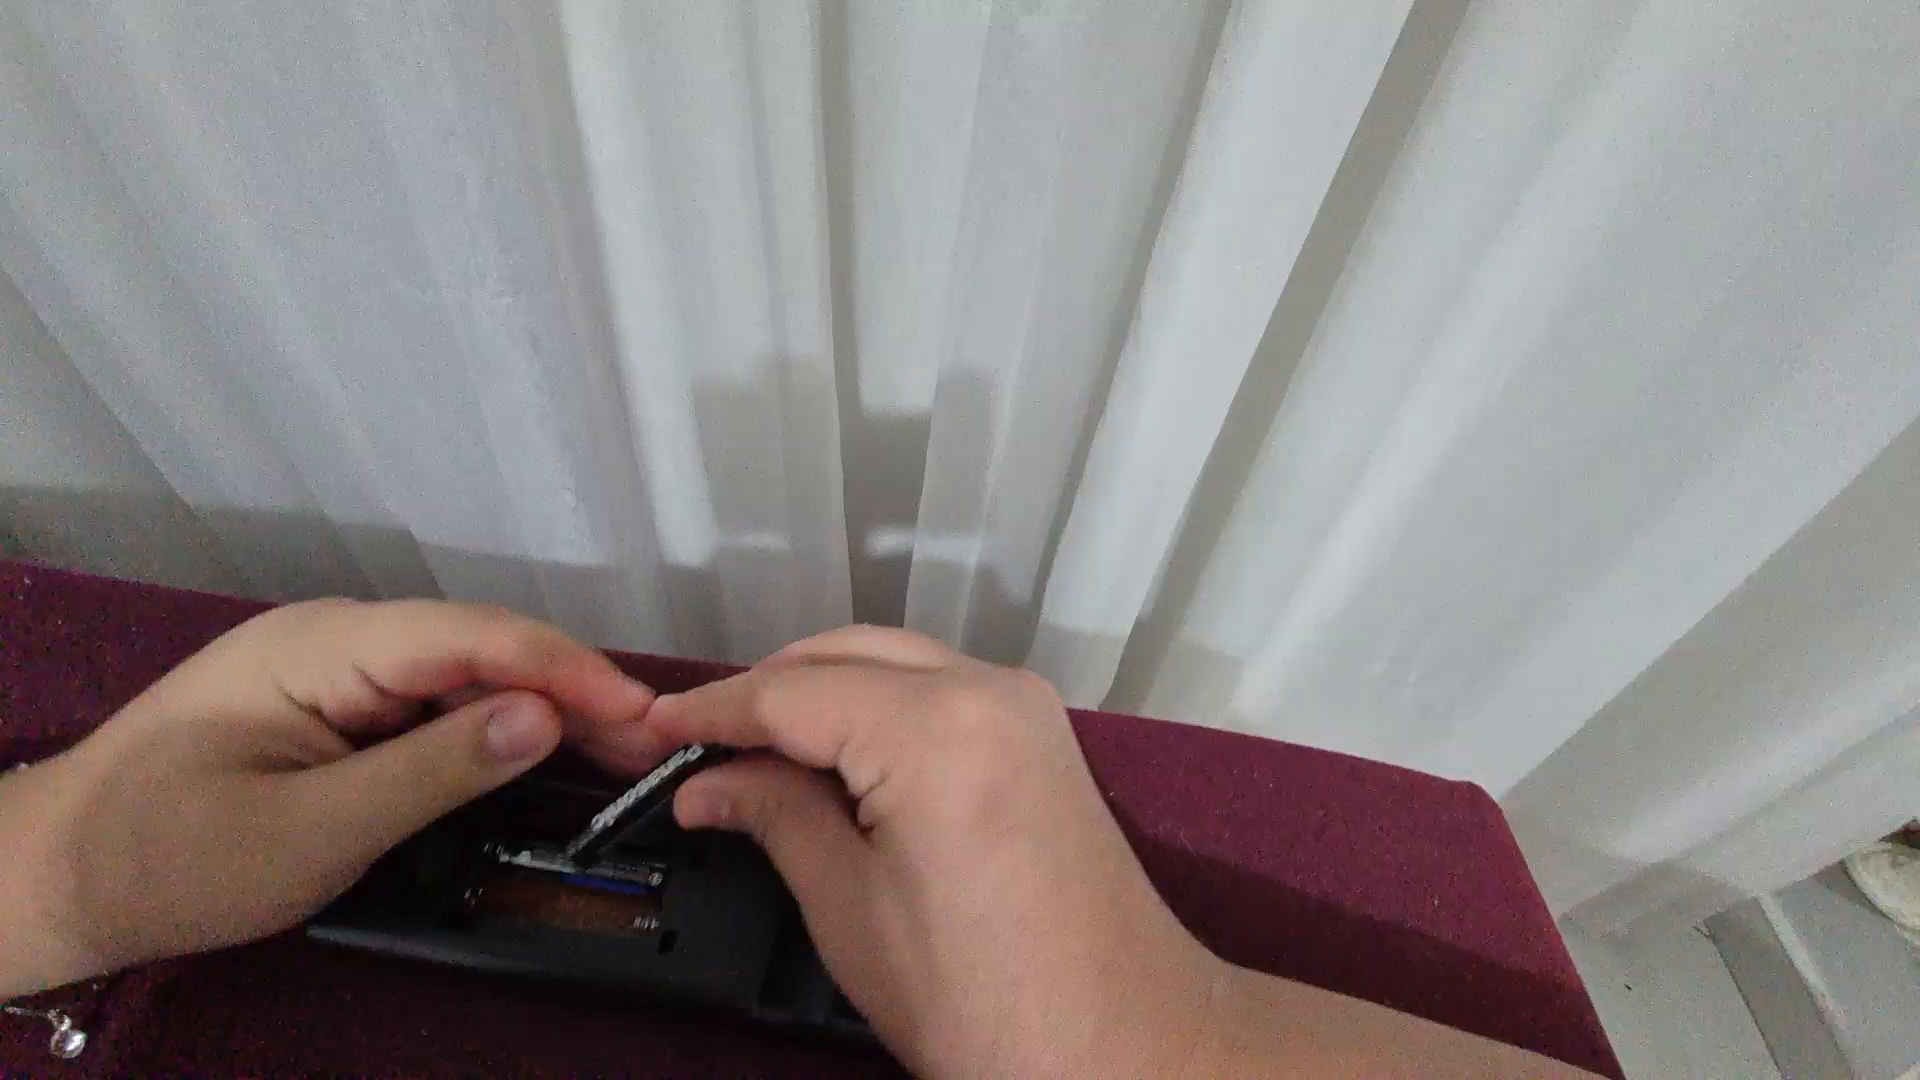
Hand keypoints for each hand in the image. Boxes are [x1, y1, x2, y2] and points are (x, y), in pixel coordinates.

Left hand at [0, 599, 661, 995]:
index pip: (474, 636)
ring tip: (625, 748)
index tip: (638, 711)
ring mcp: (362, 665)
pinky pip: (460, 700)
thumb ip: (431, 771)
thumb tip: (545, 720)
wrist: (42, 886)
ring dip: (557, 710)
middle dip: (577, 692)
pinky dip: (517, 726)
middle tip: (650, 742)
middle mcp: (356, 637)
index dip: (565, 669)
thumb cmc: (162, 862)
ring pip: (485, 673)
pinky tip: (562, 746)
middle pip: (493, 649)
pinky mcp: (368, 699)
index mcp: (329, 646)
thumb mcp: (303, 833)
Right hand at [646, 626, 1220, 1079]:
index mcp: (935, 727)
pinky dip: (876, 698)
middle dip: (769, 687)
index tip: (655, 727)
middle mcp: (985, 683)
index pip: (795, 695)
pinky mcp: (1036, 720)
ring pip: (892, 657)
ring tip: (760, 742)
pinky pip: (934, 681)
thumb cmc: (978, 996)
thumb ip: (776, 816)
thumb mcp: (852, 908)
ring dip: (822, 685)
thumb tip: (706, 783)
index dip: (716, 709)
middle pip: (846, 652)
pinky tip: (839, 741)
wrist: (1126, 1037)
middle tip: (704, 740)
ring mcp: (1020, 695)